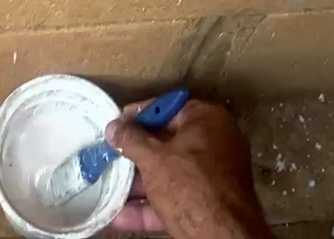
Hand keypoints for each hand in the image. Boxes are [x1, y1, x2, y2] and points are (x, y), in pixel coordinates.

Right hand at [107, 99, 271, 238]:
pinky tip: (121, 215)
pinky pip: (176, 198)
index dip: (139, 115)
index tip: (117, 124)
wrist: (223, 238)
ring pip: (170, 174)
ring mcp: (214, 176)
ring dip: (139, 184)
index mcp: (207, 119)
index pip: (167, 107)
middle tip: (111, 155)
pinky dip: (150, 206)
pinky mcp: (209, 205)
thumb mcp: (154, 159)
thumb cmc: (190, 185)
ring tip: (110, 186)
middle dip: (136, 154)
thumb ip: (131, 140)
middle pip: (167, 143)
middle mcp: (215, 142)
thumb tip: (114, 127)